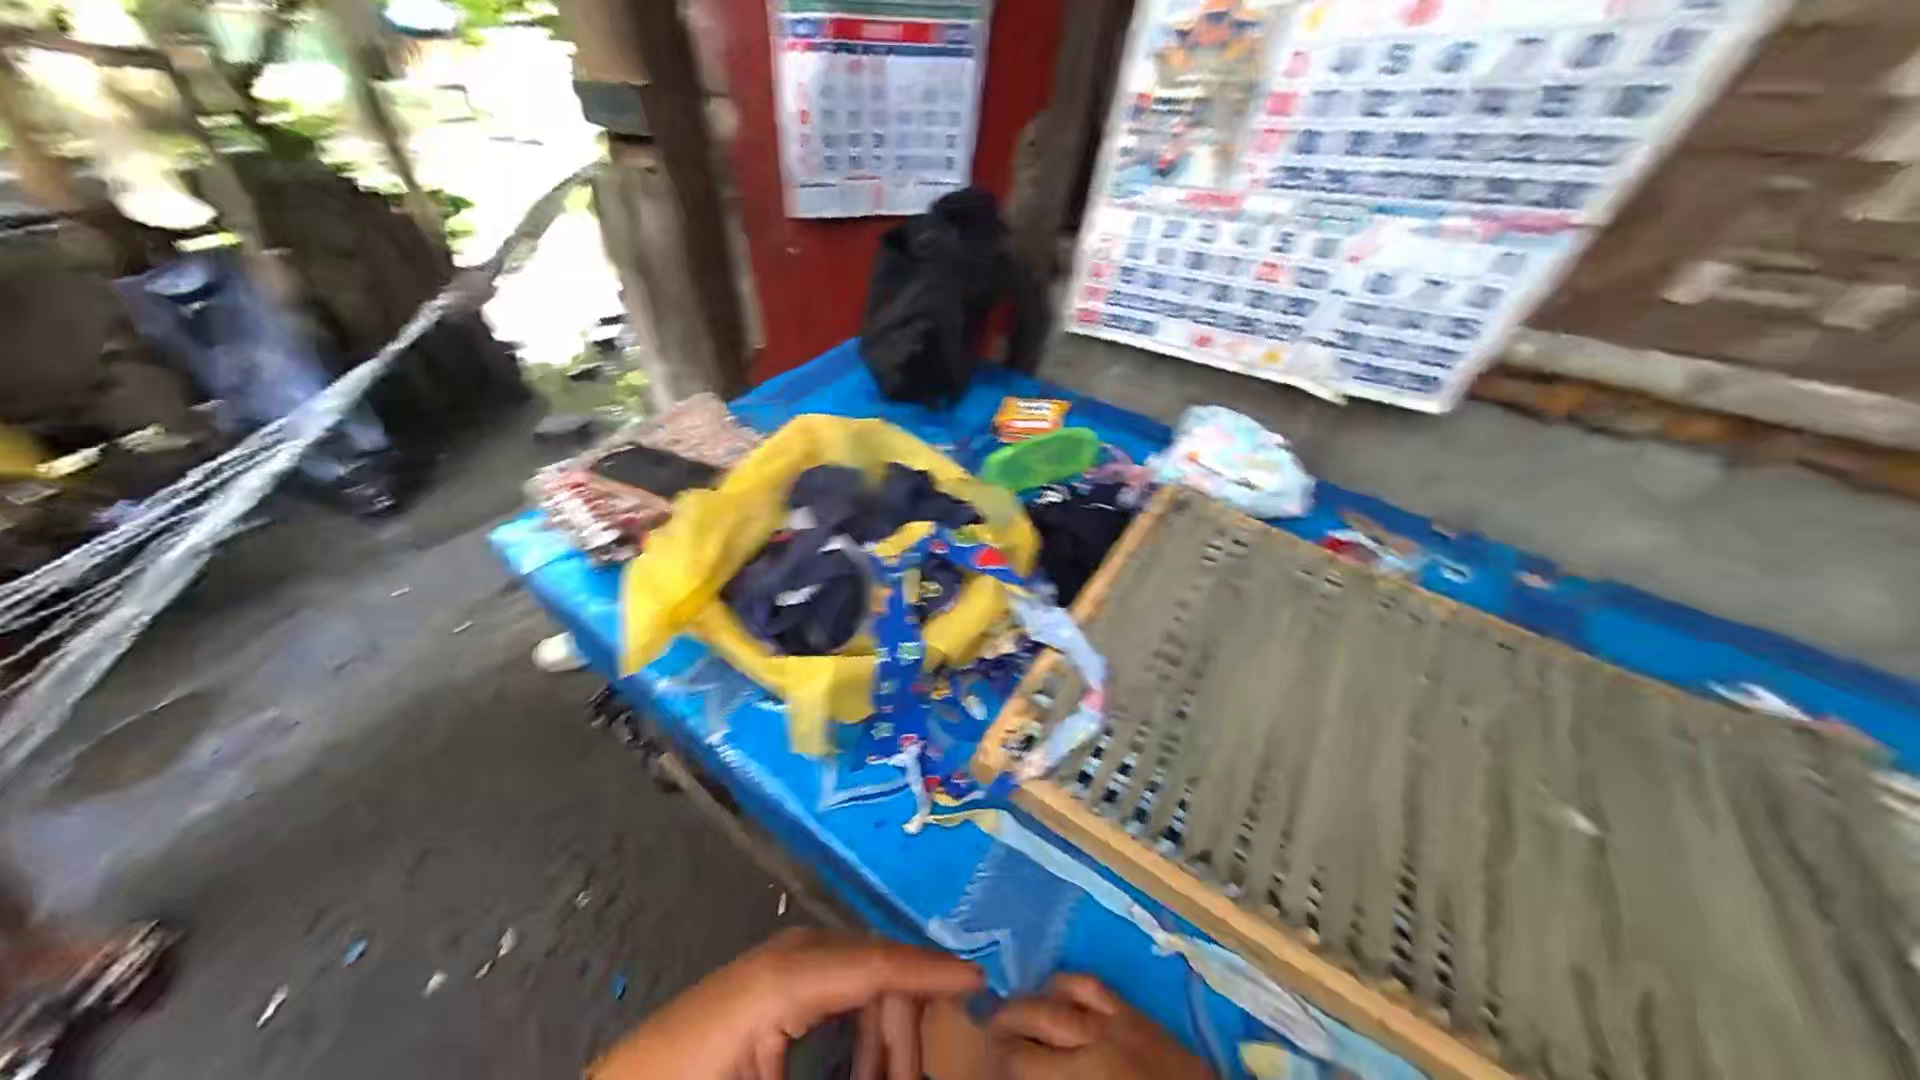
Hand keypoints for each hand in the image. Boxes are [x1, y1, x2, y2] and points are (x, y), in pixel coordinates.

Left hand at [589, 927, 982, 1079]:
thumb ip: (856, 1066)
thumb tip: (903, 1048)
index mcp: (777, 980)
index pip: (870, 963)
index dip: (927, 970)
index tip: (977, 980)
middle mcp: (779, 956)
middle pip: (868, 962)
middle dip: (906, 1004)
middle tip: (930, 1050)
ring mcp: (770, 965)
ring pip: (852, 971)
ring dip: (882, 1016)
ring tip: (897, 1062)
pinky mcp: (764, 984)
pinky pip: (829, 985)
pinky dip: (857, 1014)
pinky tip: (865, 1052)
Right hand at [990, 975, 1212, 1079]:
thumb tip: (1014, 1070)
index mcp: (1079, 1079)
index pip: (1018, 1062)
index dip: (996, 1062)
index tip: (986, 1065)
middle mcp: (1091, 1045)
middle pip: (1032, 1023)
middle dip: (1002, 1028)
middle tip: (986, 1036)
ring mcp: (1115, 1024)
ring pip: (1056, 998)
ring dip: (1027, 1003)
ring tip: (1011, 1012)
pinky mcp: (1135, 1013)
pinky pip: (1091, 985)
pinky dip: (1065, 984)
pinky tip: (1052, 991)